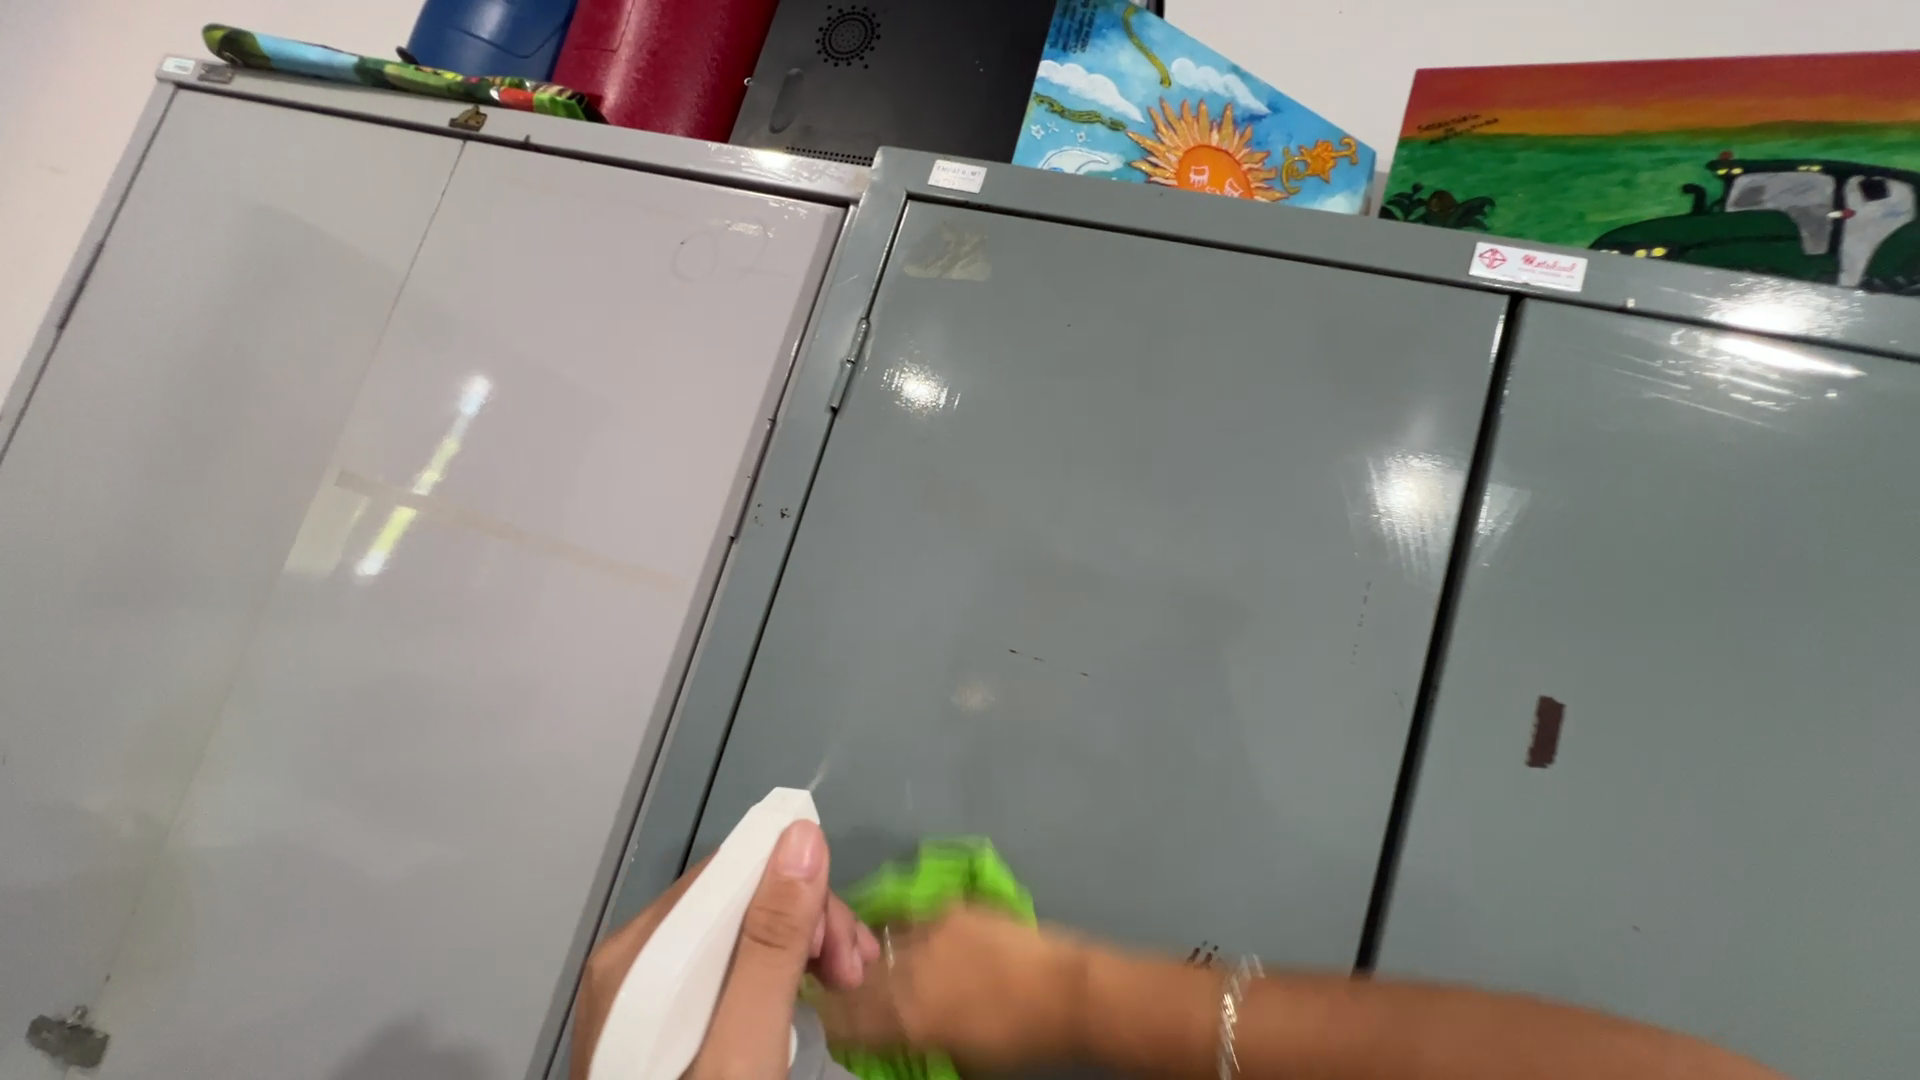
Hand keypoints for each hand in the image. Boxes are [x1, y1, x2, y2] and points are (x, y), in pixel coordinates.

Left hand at [570, 822, 881, 1079]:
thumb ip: (769, 943)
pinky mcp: (670, 1018)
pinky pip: (735, 965)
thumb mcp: (744, 1051)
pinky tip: (807, 998)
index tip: (846, 944)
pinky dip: (781, 974)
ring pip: (744, 929)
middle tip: (855, 972)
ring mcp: (652, 990)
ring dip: (804, 946)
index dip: (799, 891)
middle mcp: (639, 958)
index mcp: (640, 954)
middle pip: (741, 900)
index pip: (733, 873)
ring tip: (844, 985)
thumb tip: (800, 834)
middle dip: (809, 923)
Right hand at [815, 907, 1089, 1068]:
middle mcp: (908, 970)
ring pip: (881, 940)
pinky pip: (910, 915)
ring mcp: (929, 931)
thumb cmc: (1014, 1037)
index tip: (820, 1012)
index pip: (846, 1015)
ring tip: (866, 953)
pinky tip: (904, 932)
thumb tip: (886, 1030)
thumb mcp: (955, 1052)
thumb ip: (912, 1036)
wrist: (1062, 991)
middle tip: (837, 980)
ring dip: (871, 950)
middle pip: (856, 974)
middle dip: (844, 979)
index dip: (829, 1014)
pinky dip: (902, 926)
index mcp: (908, 1017)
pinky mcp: (950, 905)